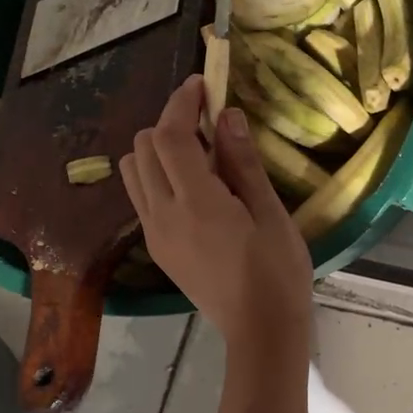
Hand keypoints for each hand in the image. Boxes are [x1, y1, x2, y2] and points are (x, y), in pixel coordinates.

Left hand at [122, 75, 313, 355]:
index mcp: (197, 204)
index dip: (181, 104)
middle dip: (171, 125)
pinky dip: (159, 176)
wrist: (261, 329)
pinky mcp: (157, 247)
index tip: (202, 84)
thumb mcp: (271, 215)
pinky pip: (143, 196)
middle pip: (143, 148)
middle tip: (212, 127)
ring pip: (134, 171)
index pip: (170, 137)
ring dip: (159, 151)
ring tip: (201, 156)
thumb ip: (244, 165)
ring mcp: (155, 233)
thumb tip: (227, 116)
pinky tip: (196, 188)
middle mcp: (163, 214)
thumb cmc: (279, 272)